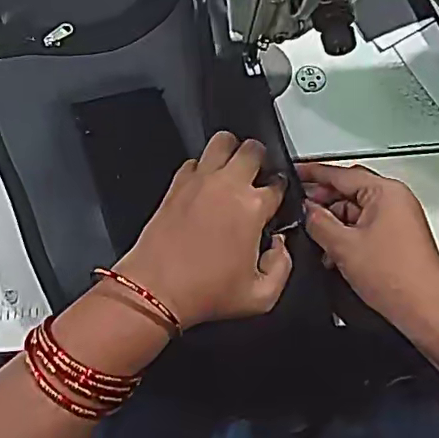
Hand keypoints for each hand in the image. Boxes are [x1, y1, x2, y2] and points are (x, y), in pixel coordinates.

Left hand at [113, 132, 292, 327]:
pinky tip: (205, 183)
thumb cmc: (204, 291)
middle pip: (253, 148)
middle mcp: (227, 186)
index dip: (281, 191)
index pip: (278, 183)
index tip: (276, 200)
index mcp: (253, 207)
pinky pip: (193, 160)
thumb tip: (280, 247)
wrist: (156, 289)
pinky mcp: (176, 185)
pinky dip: (202, 166)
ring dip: (232, 150)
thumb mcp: (261, 296)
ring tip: (234, 168)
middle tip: (259, 175)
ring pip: (221, 141)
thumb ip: (282, 266)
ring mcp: (199, 181)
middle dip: (260, 158)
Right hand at [298, 162, 438, 330]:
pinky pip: (364, 226)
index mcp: (386, 192)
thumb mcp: (343, 246)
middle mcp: (396, 201)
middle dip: (322, 202)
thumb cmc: (401, 280)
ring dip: (334, 223)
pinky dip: (347, 235)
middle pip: (348, 190)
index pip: (340, 173)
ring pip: (354, 210)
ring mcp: (398, 219)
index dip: (312, 172)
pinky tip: (334, 252)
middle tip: (301, 210)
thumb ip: (317, 221)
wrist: (427, 313)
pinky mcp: (397, 238)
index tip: (296, 170)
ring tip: (318, 239)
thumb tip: (306, 210)